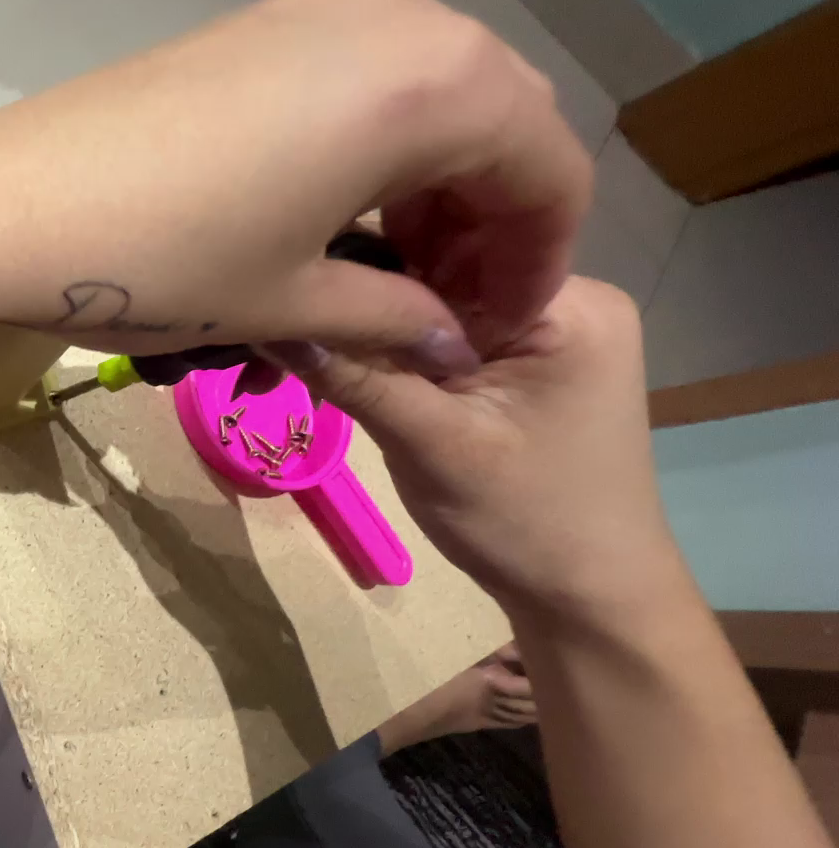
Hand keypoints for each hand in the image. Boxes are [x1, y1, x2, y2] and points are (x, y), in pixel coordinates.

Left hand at [0, 0, 590, 367]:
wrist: (3, 207)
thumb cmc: (158, 263)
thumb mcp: (288, 304)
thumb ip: (391, 319)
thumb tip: (448, 339)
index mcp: (434, 81)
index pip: (547, 170)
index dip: (534, 261)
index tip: (494, 327)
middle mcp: (390, 15)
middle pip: (488, 122)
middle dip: (478, 221)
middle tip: (435, 308)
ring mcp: (309, 7)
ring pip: (416, 98)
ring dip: (419, 184)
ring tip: (380, 271)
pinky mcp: (245, 26)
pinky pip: (346, 82)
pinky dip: (360, 147)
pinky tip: (323, 212)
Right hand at [271, 278, 685, 616]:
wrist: (584, 597)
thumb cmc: (525, 519)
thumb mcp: (428, 441)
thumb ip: (351, 374)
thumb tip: (265, 321)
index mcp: (566, 302)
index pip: (442, 249)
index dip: (356, 267)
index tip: (279, 292)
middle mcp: (555, 298)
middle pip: (425, 275)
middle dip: (347, 305)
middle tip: (265, 331)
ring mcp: (530, 331)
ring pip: (415, 308)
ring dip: (351, 331)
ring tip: (278, 351)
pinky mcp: (504, 361)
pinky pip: (423, 337)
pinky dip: (372, 352)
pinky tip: (322, 365)